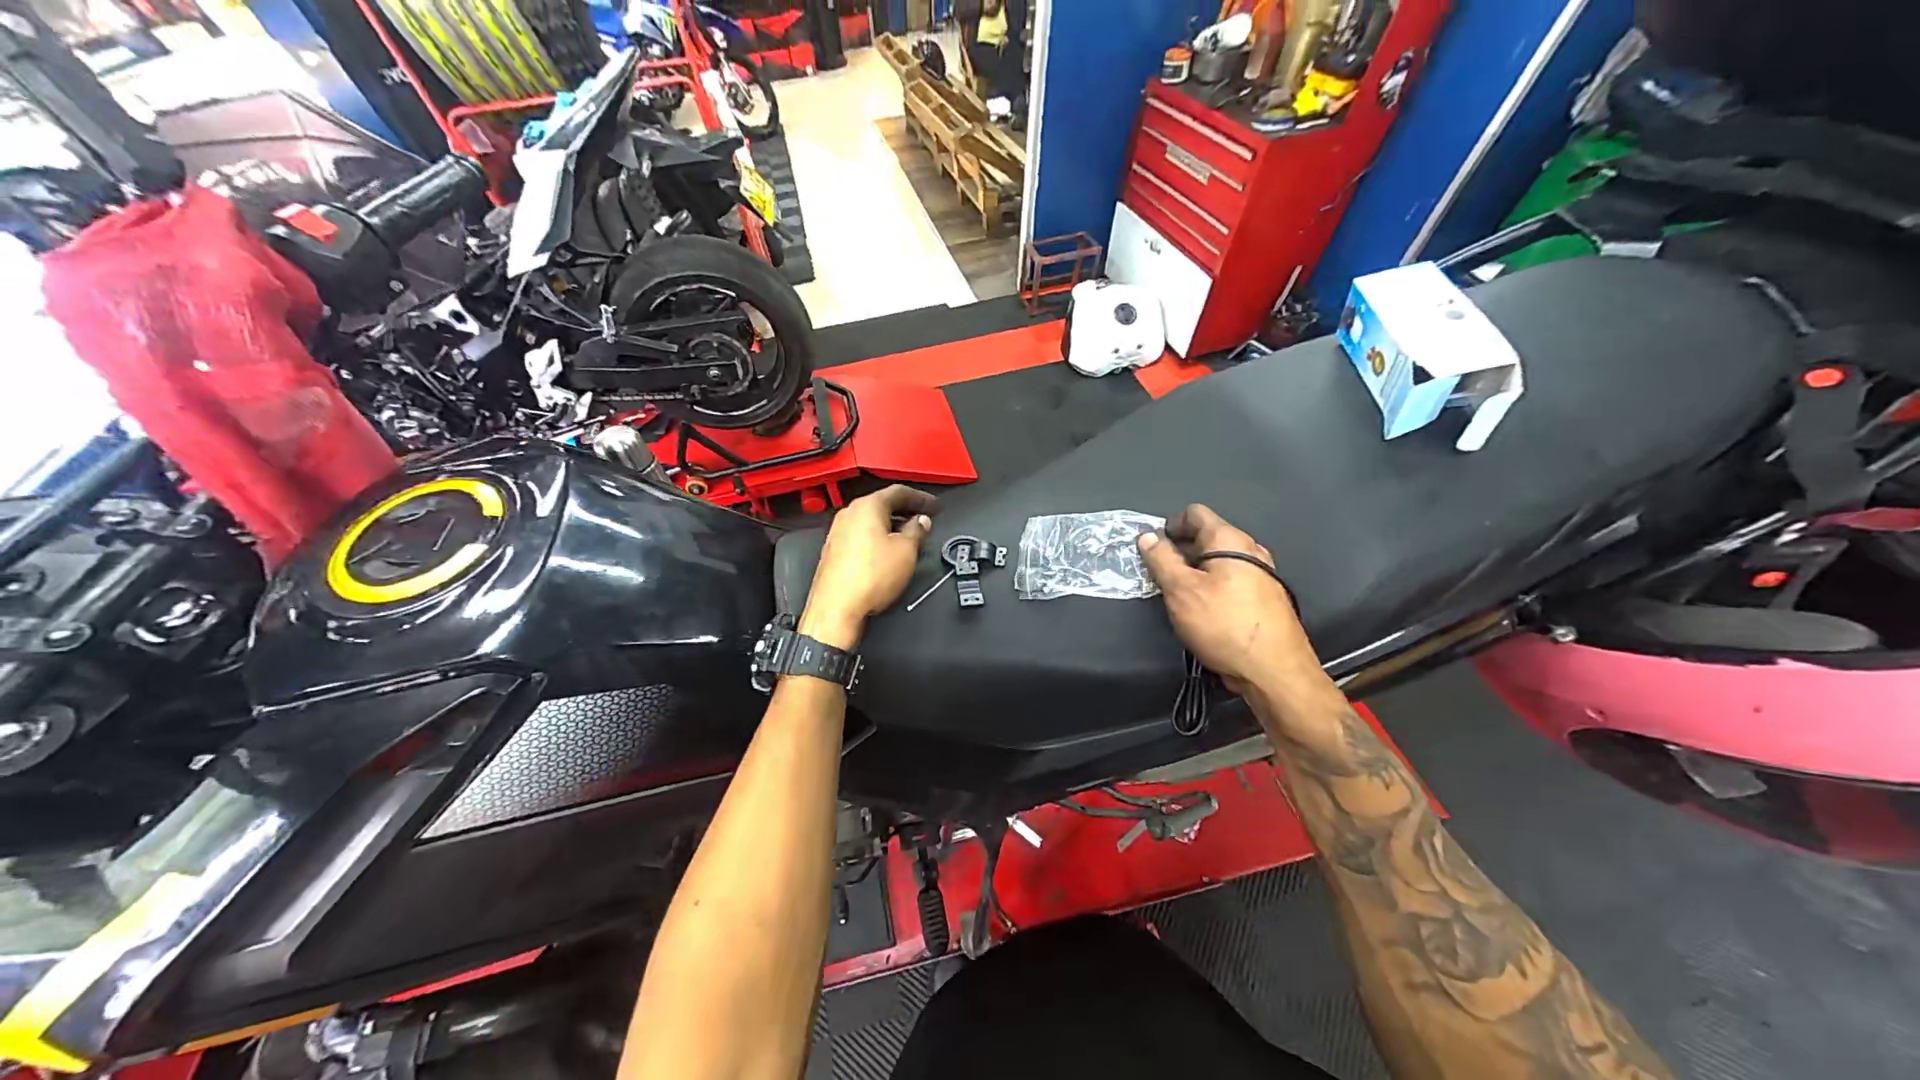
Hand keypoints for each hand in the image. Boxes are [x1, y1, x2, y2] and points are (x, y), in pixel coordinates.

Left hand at [799, 485, 938, 649]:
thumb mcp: (906, 551)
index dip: (920, 498)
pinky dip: (877, 539)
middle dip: (905, 511)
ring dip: (891, 526)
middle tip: (923, 519)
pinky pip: (860, 537)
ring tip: (908, 538)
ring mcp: (838, 532)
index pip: (898, 492)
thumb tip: (921, 522)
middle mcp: (849, 515)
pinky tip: (887, 553)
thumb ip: (917, 531)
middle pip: (882, 504)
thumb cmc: (866, 579)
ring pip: (870, 521)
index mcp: (867, 506)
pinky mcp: (834, 551)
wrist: (837, 608)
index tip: (932, 506)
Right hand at [1136, 504, 1320, 696]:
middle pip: (1207, 537)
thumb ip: (1161, 559)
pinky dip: (1212, 587)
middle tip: (1160, 574)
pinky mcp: (1265, 599)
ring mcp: (1262, 575)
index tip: (1154, 548)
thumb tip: (1148, 538)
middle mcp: (1251, 551)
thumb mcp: (1180, 591)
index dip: (1169, 526)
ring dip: (1195, 572)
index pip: (1194, 513)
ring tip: (1178, 595)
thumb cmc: (1225, 627)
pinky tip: (1202, 611)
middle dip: (1180, 550)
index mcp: (1230, 540)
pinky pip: (1231, 581)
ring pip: (1219, 561)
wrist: (1274, 671)